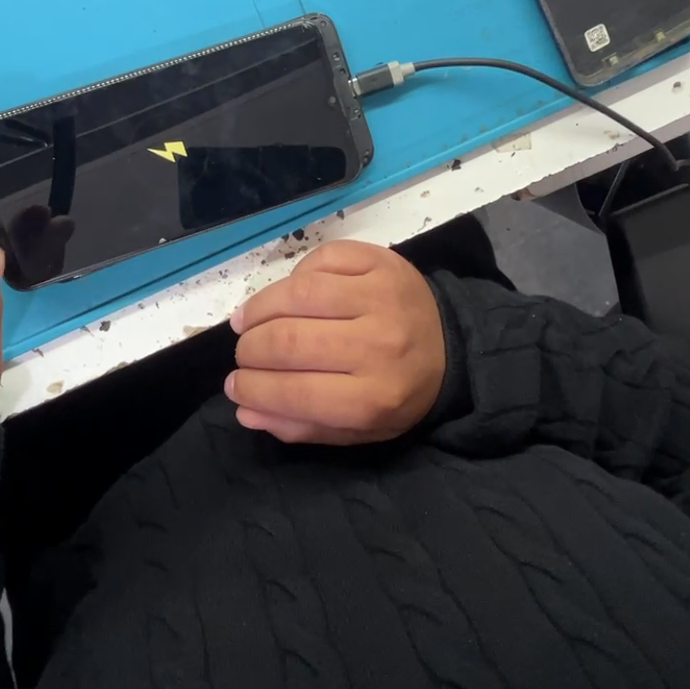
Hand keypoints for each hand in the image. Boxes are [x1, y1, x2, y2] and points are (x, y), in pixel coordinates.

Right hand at [227, 241, 445, 444]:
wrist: (455, 349)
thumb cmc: (399, 393)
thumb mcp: (358, 429)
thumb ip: (302, 426)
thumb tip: (245, 410)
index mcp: (373, 397)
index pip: (293, 391)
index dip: (252, 388)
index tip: (234, 385)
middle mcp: (378, 345)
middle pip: (288, 340)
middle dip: (250, 350)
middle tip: (243, 354)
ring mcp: (381, 296)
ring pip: (299, 294)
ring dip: (260, 308)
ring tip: (248, 322)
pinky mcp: (382, 261)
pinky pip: (322, 259)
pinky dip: (296, 275)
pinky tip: (290, 293)